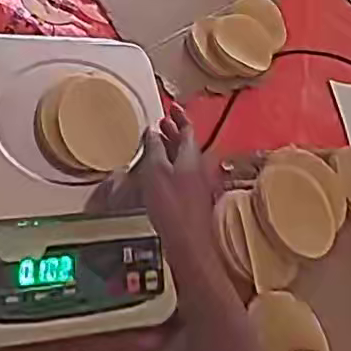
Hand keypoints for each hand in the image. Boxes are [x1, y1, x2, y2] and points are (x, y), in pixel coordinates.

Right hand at [134, 103, 222, 274]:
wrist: (189, 245)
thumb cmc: (171, 204)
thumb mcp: (156, 171)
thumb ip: (154, 148)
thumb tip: (152, 132)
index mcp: (191, 155)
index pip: (188, 128)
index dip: (179, 116)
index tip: (171, 106)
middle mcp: (197, 167)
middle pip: (186, 143)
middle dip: (173, 131)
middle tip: (160, 123)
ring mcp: (196, 184)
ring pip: (183, 158)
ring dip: (170, 148)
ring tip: (155, 143)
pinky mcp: (191, 199)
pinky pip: (180, 172)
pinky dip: (169, 164)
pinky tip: (156, 171)